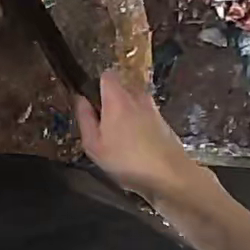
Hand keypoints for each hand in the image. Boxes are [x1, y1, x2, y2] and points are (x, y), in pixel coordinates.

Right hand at [75, 68, 207, 202]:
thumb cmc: (126, 160)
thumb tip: (80, 99)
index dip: (97, 86)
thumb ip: (84, 118)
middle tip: (104, 126)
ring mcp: (153, 108)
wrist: (169, 174)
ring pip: (134, 103)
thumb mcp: (94, 145)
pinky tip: (136, 146)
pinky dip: (139, 124)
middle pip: (121, 89)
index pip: (107, 75)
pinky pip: (145, 115)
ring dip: (126, 114)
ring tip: (121, 139)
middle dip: (111, 102)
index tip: (92, 103)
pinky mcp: (164, 121)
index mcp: (117, 98)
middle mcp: (137, 97)